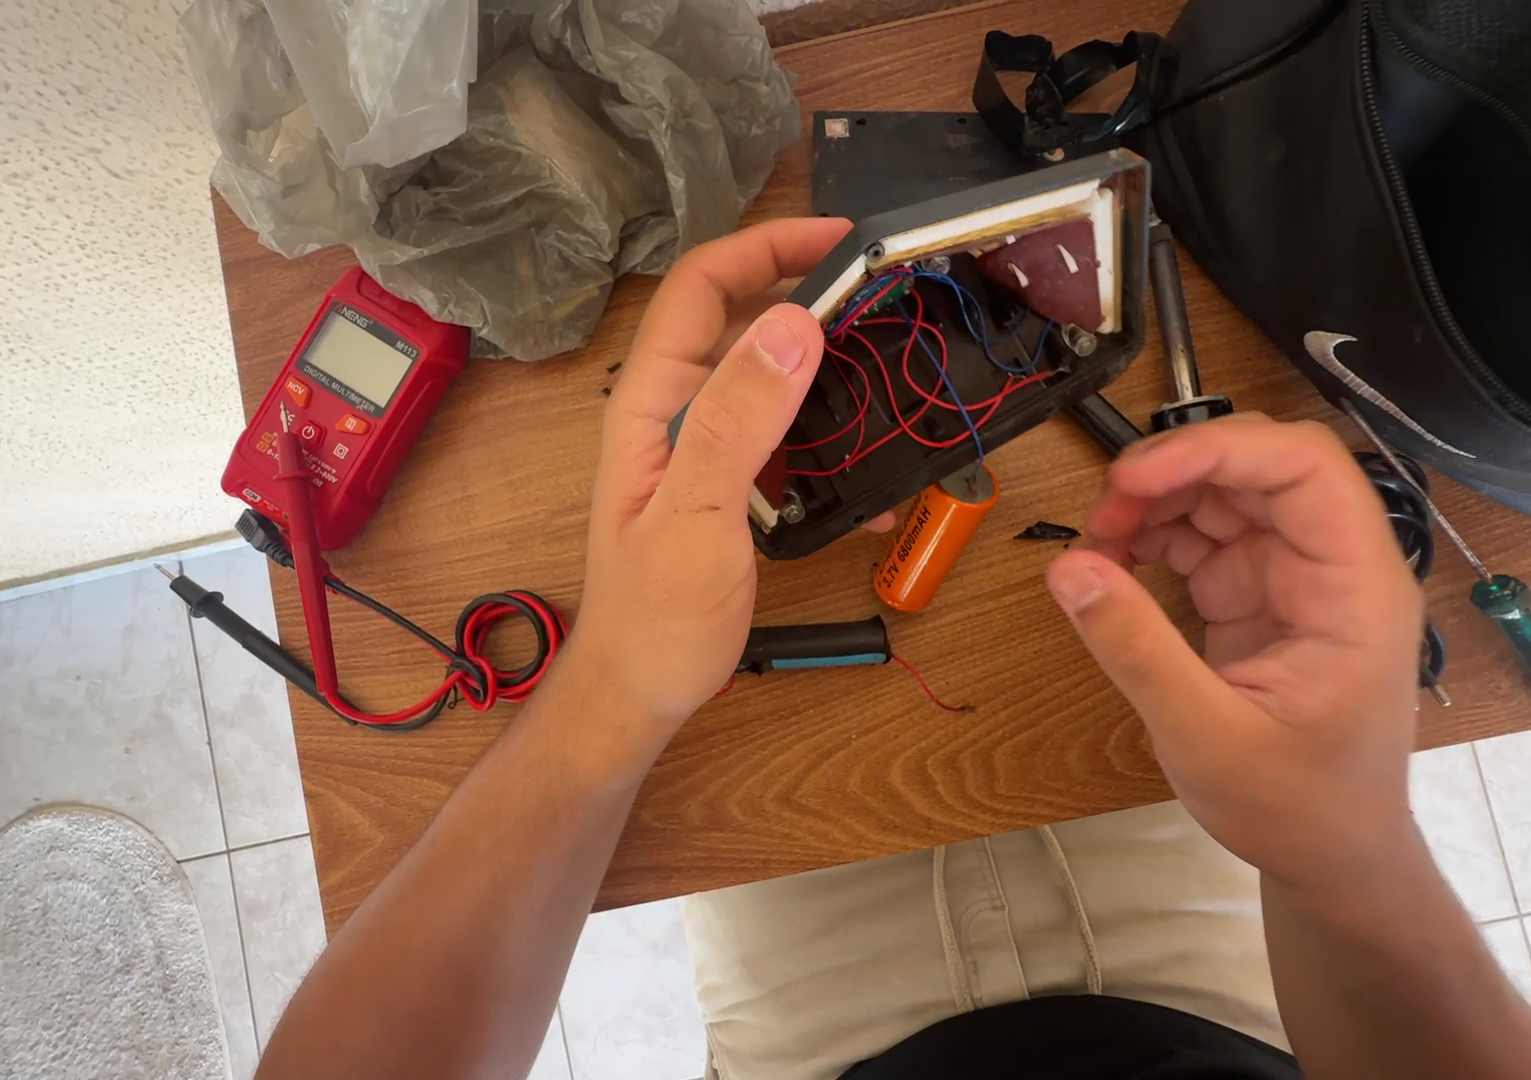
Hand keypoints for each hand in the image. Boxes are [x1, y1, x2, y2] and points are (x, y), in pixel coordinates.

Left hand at [566, 217, 852, 730]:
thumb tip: (793, 324)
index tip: (840, 241)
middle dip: (808, 300)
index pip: (700, 288)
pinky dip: (825, 441)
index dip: (764, 248)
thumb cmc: (657, 616)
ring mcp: (703, 450)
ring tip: (888, 379)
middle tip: (883, 306)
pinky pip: (782, 439)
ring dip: (826, 372)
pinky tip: (866, 480)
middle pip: (740, 324)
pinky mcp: (730, 484)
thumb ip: (735, 421)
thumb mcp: (696, 515)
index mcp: (651, 403)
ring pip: (769, 380)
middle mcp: (675, 412)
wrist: (642, 687)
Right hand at [1046, 414, 1427, 890]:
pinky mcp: (1251, 590)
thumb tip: (1067, 567)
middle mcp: (1326, 563)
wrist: (1325, 853)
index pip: (1301, 468)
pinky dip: (1147, 534)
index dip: (1213, 450)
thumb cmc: (1292, 805)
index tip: (1129, 480)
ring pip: (1220, 491)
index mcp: (1352, 587)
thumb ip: (1136, 649)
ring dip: (1151, 501)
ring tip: (1096, 542)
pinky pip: (1197, 533)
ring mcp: (1287, 574)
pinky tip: (1112, 562)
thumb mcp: (1204, 735)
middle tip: (1102, 513)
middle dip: (1171, 471)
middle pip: (1256, 465)